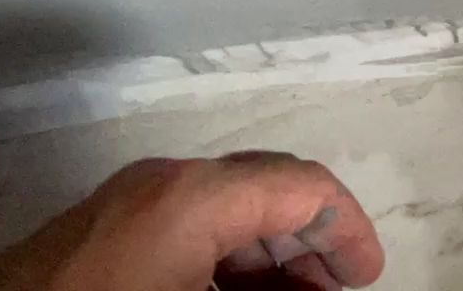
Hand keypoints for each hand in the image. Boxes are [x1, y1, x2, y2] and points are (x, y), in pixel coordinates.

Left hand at [0, 151, 383, 290]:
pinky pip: (185, 232)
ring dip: (266, 255)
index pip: (303, 186)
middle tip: (339, 288)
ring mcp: (125, 204)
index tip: (369, 275)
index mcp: (197, 196)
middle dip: (309, 240)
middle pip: (268, 188)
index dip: (347, 227)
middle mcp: (167, 182)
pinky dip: (221, 262)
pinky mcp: (94, 234)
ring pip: (227, 210)